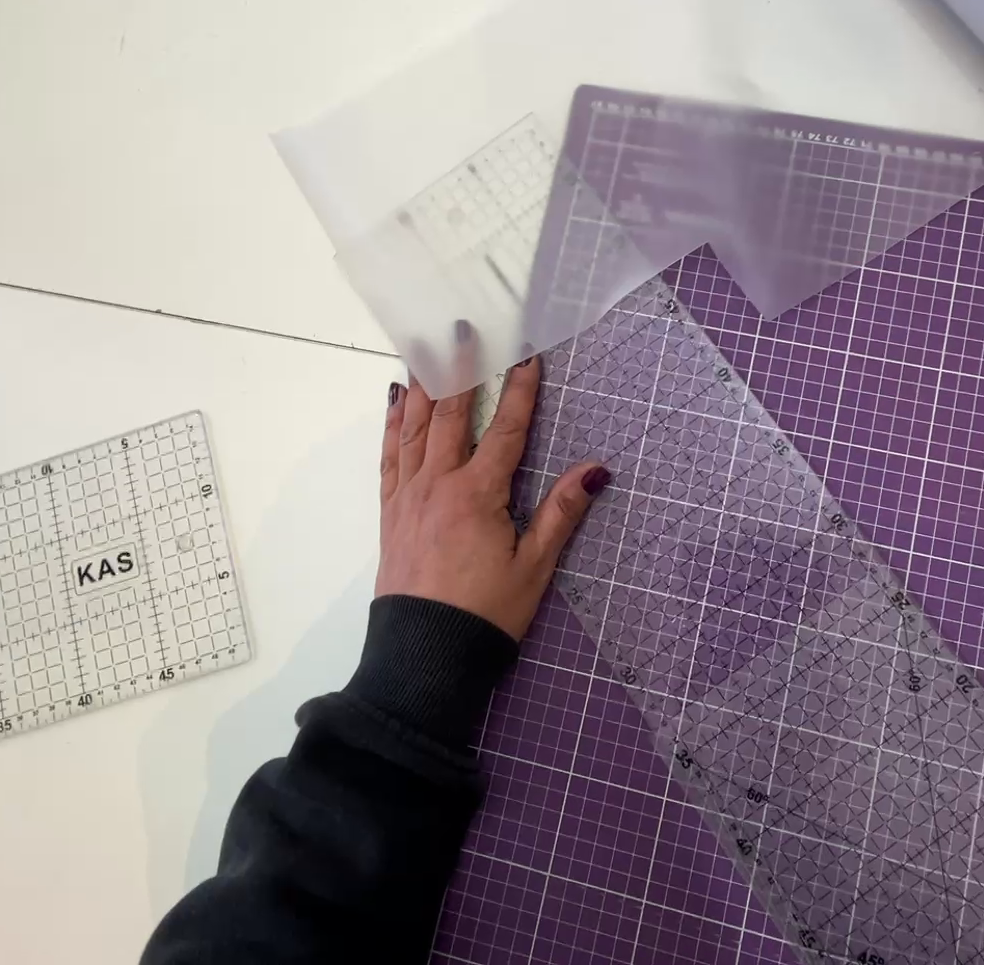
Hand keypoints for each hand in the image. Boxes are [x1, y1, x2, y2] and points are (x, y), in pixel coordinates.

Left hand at [376, 356, 608, 639]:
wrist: (424, 655)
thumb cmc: (486, 613)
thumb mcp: (533, 567)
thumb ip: (561, 512)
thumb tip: (596, 469)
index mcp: (477, 495)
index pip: (504, 430)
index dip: (519, 391)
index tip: (526, 354)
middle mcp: (437, 484)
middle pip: (449, 415)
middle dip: (459, 369)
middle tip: (460, 329)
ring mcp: (408, 496)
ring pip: (412, 428)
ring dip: (419, 386)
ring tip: (422, 349)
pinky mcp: (390, 512)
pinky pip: (388, 457)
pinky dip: (391, 426)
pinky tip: (393, 404)